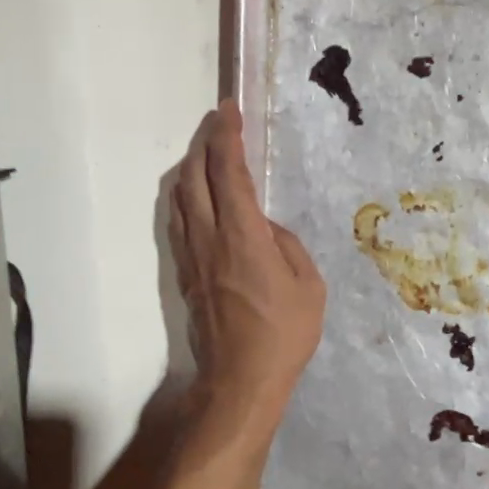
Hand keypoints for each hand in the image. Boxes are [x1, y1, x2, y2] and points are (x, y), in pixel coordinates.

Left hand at [169, 101, 325, 415]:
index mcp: (243, 236)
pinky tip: (195, 196)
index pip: (228, 173)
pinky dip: (186, 196)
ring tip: (206, 152)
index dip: (227, 137)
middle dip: (204, 142)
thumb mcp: (309, 287)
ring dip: (190, 167)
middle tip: (218, 121)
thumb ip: (288, 246)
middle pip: (194, 176)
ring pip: (180, 197)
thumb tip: (266, 229)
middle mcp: (209, 238)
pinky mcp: (185, 275)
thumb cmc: (284, 334)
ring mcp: (192, 257)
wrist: (240, 379)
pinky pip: (179, 221)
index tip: (229, 109)